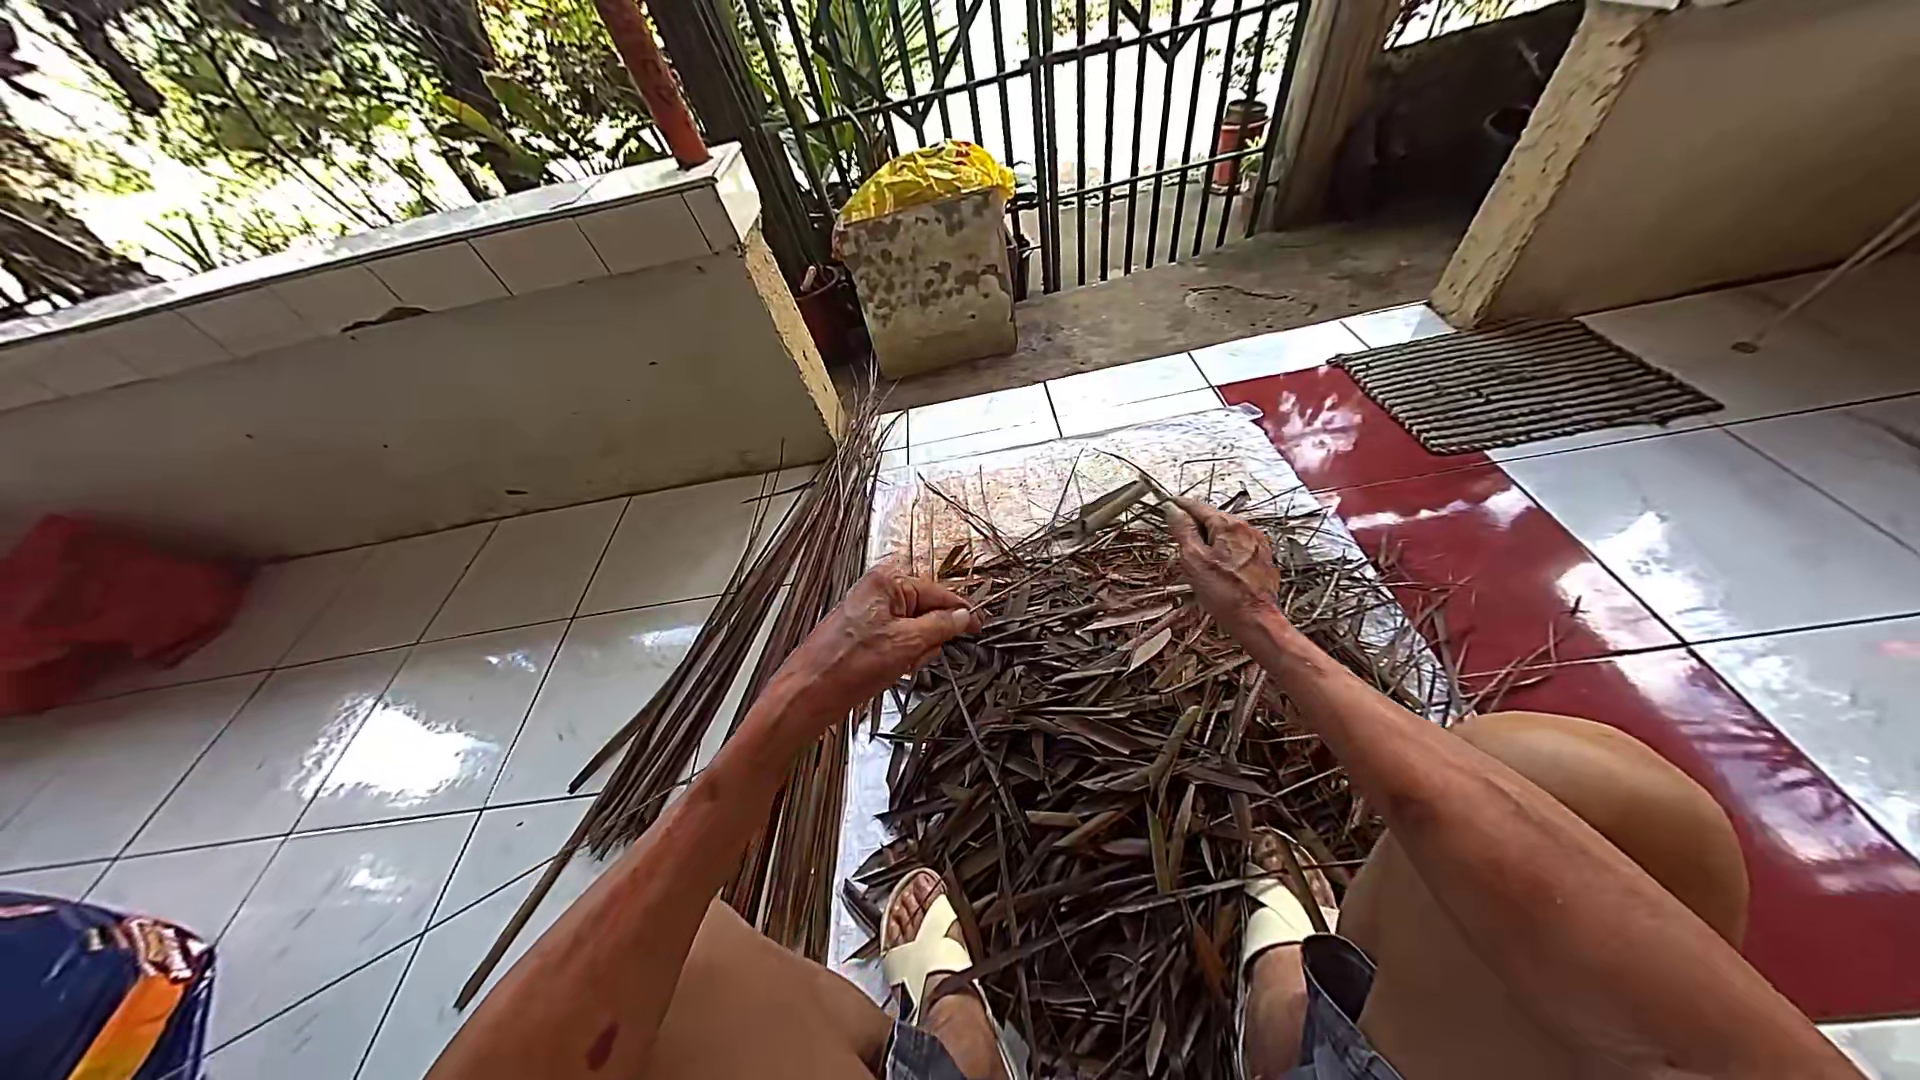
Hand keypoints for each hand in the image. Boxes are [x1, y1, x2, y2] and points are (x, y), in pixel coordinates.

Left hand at [771, 562, 980, 724]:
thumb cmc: (846, 666)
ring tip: (899, 666)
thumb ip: (941, 626)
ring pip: (915, 630)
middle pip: (927, 611)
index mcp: (888, 582)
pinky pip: (899, 641)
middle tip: (917, 656)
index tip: (978, 626)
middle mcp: (878, 591)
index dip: (961, 612)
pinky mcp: (865, 634)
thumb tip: (964, 616)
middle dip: (930, 638)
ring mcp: (871, 613)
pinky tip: (890, 670)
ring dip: (915, 651)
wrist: (809, 694)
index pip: (939, 592)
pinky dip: (902, 657)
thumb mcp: (907, 643)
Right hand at [1164, 496, 1283, 633]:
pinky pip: (1236, 545)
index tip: (1168, 504)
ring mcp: (1257, 543)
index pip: (1198, 507)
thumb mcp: (1193, 559)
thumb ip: (1183, 530)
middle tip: (1178, 535)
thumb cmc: (1225, 593)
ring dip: (1208, 538)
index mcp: (1229, 525)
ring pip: (1225, 533)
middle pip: (1213, 519)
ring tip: (1195, 555)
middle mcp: (1247, 529)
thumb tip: (1173, 510)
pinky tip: (1215, 566)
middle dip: (1194, 525)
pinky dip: (1222, 549)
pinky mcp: (1261, 558)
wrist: (1255, 619)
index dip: (1179, 505)